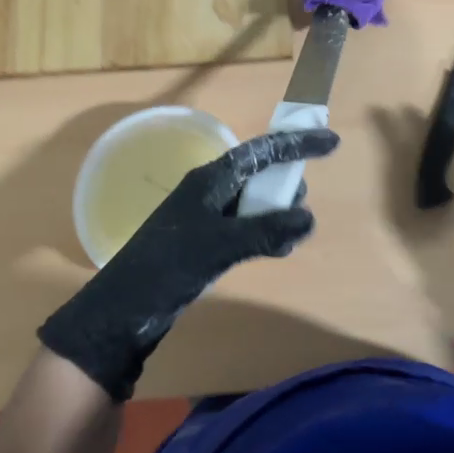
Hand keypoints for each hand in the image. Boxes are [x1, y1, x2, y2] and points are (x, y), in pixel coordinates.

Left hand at [40, 129, 339, 399]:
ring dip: (277, 213)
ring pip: (255, 203)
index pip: (262, 150)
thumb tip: (309, 219)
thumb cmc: (168, 267)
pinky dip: (266, 234)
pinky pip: (246, 227)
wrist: (121, 311)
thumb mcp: (221, 246)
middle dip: (286, 183)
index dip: (297, 144)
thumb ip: (266, 230)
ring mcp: (207, 217)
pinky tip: (277, 251)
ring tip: (291, 237)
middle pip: (260, 173)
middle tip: (302, 207)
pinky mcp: (206, 243)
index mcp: (211, 179)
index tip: (332, 141)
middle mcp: (210, 191)